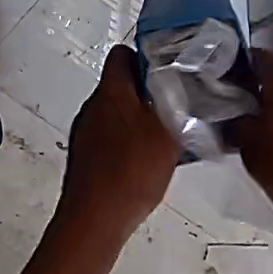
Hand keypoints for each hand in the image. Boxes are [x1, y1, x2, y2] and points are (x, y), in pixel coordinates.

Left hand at [56, 45, 180, 241]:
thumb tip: (188, 91)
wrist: (94, 219)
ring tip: (164, 137)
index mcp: (111, 91)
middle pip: (121, 83)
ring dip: (138, 118)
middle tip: (174, 106)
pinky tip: (145, 162)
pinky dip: (126, 140)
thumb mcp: (168, 135)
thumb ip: (180, 108)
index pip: (122, 54)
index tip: (169, 72)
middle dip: (147, 92)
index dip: (146, 57)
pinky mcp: (84, 154)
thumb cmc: (131, 171)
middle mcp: (93, 105)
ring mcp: (85, 130)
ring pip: (116, 111)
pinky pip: (109, 135)